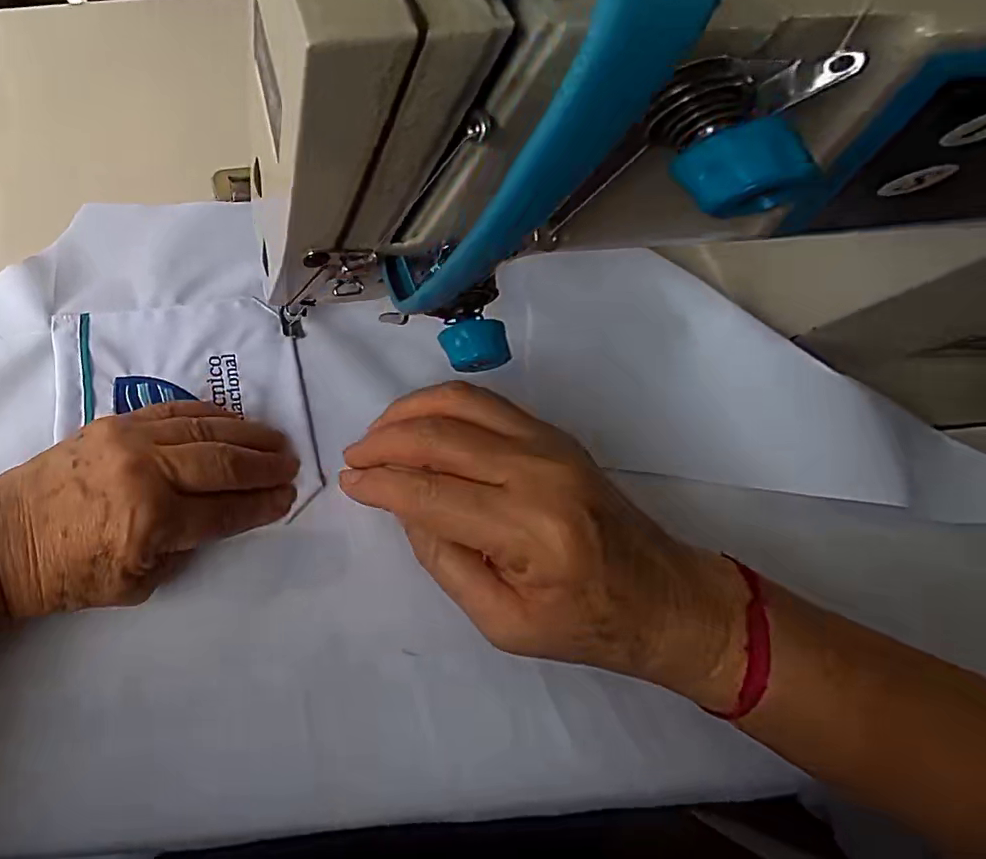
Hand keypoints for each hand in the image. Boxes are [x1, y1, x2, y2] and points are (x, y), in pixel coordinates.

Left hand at [0, 401, 299, 631]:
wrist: (7, 536)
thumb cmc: (67, 573)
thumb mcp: (136, 584)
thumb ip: (179, 547)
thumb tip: (209, 517)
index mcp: (152, 520)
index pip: (224, 509)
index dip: (261, 504)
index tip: (287, 497)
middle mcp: (144, 470)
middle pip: (219, 461)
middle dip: (261, 464)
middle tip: (290, 463)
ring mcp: (125, 439)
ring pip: (199, 429)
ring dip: (241, 432)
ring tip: (271, 438)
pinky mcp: (109, 423)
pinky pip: (167, 411)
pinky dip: (201, 413)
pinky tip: (225, 417)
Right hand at [338, 382, 748, 709]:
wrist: (675, 603)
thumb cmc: (585, 624)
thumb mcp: (500, 622)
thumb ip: (440, 560)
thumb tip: (402, 505)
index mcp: (530, 534)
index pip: (428, 492)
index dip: (377, 485)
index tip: (350, 485)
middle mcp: (540, 477)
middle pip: (434, 437)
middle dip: (379, 445)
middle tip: (353, 460)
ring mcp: (550, 447)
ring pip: (453, 403)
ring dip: (401, 414)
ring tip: (376, 438)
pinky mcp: (552, 434)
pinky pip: (477, 400)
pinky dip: (432, 404)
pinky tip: (412, 425)